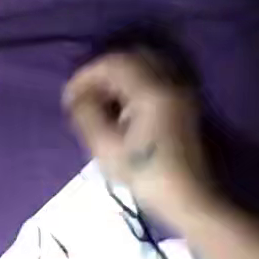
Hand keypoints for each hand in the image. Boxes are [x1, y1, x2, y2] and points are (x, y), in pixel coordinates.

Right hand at [62, 51, 221, 224]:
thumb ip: (87, 115)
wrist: (190, 199)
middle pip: (131, 59)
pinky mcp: (184, 106)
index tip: (69, 97)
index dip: (86, 75)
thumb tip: (77, 97)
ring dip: (119, 79)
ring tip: (99, 105)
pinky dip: (134, 87)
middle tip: (84, 97)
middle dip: (103, 73)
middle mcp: (169, 83)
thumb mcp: (107, 148)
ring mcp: (181, 93)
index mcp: (151, 90)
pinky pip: (155, 81)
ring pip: (144, 68)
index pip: (114, 63)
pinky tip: (121, 111)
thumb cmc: (147, 176)